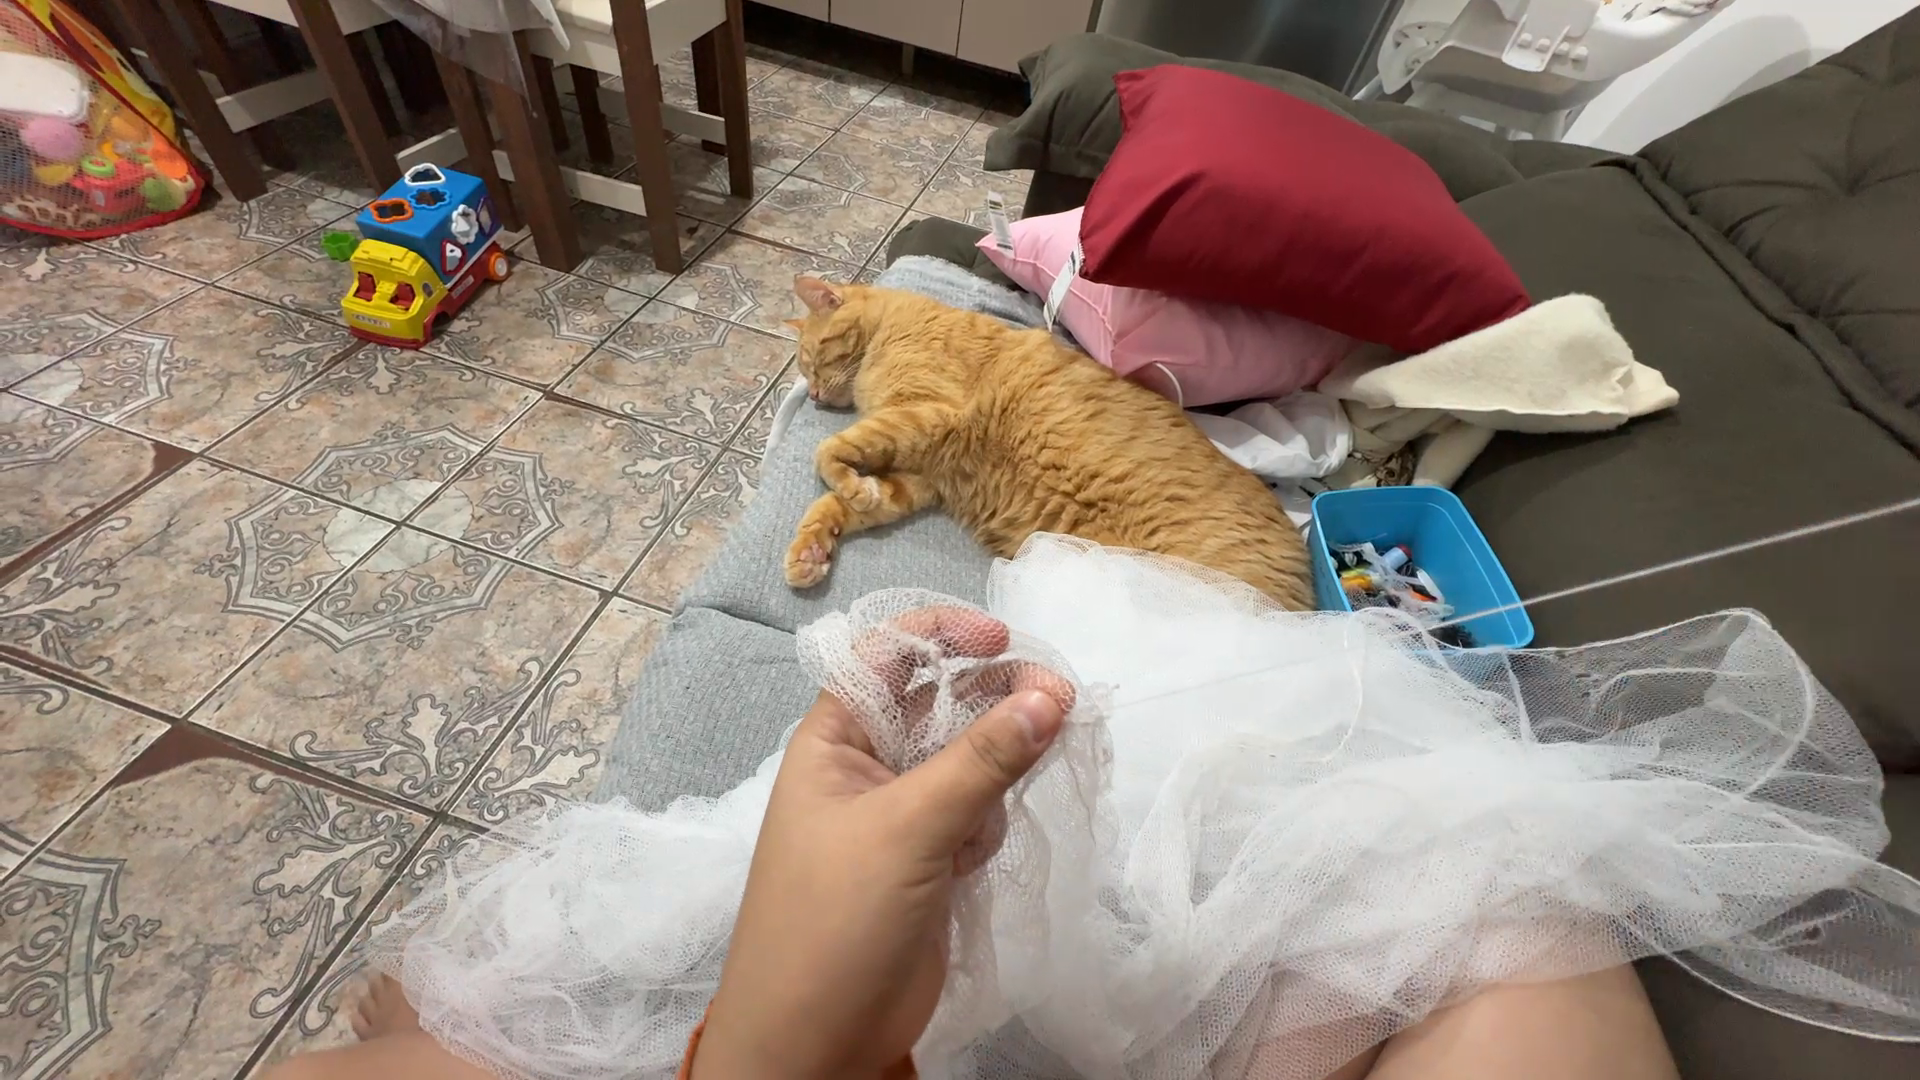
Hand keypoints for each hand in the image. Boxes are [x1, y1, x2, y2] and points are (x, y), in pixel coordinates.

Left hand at [692, 607, 1074, 1079]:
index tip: (1003, 639)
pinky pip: (974, 807)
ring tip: (1031, 765)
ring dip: (997, 760)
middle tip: (1056, 698)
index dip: (941, 635)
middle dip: (992, 695)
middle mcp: (867, 763)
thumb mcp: (909, 828)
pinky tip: (977, 852)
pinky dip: (986, 817)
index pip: (885, 656)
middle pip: (938, 702)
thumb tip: (1052, 695)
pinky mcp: (929, 854)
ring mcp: (901, 810)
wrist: (816, 1049)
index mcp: (836, 737)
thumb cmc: (838, 919)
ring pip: (966, 756)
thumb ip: (982, 761)